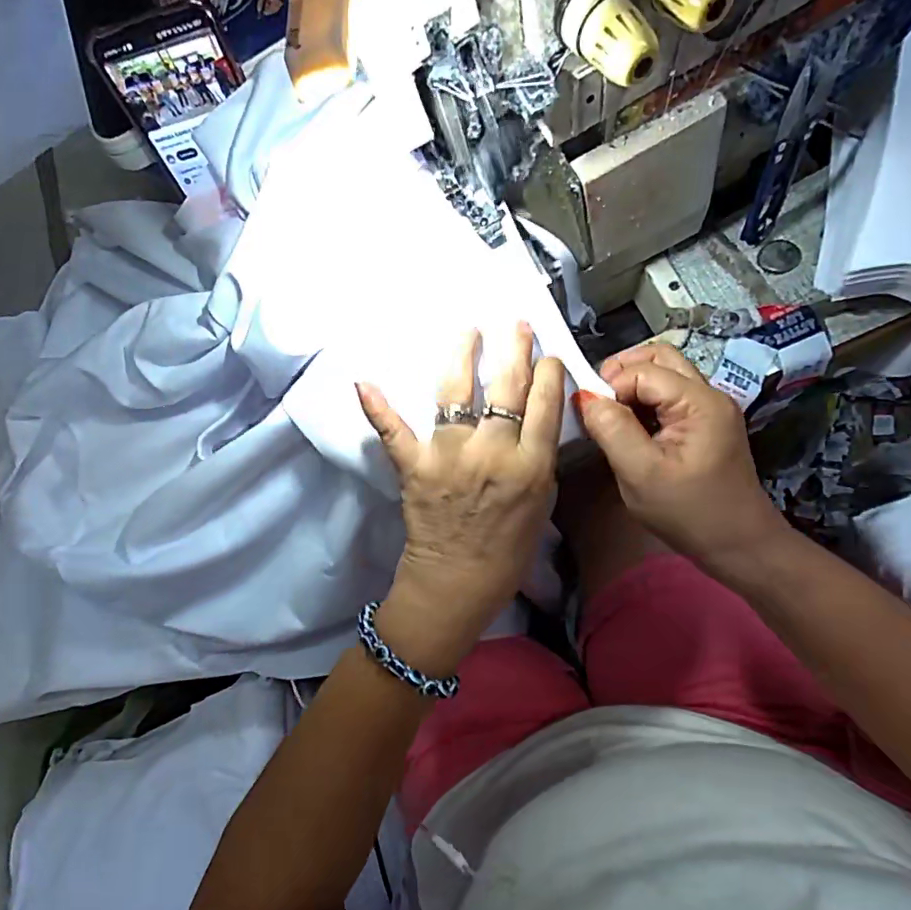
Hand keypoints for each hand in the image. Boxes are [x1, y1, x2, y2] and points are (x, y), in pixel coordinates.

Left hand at [357, 323, 565, 672]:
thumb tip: (535, 419)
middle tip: (515, 325)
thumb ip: (539, 459)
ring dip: (462, 355)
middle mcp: (492, 453)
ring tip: (468, 332)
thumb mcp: (542, 505)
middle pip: (506, 387)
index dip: (547, 372)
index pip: (544, 403)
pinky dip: (378, 408)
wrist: (457, 584)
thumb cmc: (507, 551)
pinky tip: (363, 382)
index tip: (546, 356)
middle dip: (514, 349)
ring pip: (455, 393)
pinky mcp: (414, 467)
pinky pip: (394, 432)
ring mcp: (450, 457)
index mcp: (531, 466)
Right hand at [575, 343, 790, 567]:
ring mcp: (711, 409)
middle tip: (597, 403)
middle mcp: (709, 395)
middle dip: (622, 372)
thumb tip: (585, 396)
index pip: (643, 370)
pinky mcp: (707, 424)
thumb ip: (612, 429)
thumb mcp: (640, 474)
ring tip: (610, 415)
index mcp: (699, 402)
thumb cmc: (689, 513)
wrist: (738, 545)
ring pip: (665, 374)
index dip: (611, 387)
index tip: (592, 417)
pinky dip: (645, 401)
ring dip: (633, 386)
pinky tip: (631, 427)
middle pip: (660, 358)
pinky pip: (671, 396)